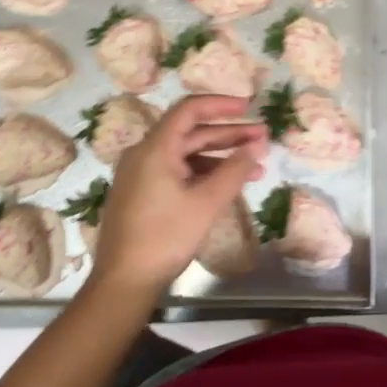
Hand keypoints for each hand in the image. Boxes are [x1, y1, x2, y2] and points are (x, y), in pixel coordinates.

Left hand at [89, 95, 267, 297]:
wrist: (124, 281)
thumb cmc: (165, 237)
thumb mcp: (206, 203)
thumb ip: (234, 170)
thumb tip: (257, 145)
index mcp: (155, 148)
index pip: (189, 110)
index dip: (221, 104)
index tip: (249, 107)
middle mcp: (144, 154)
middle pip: (190, 132)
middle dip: (229, 134)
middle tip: (263, 137)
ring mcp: (140, 175)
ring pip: (186, 155)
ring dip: (220, 157)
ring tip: (255, 168)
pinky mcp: (141, 194)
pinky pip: (177, 172)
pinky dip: (203, 174)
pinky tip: (227, 186)